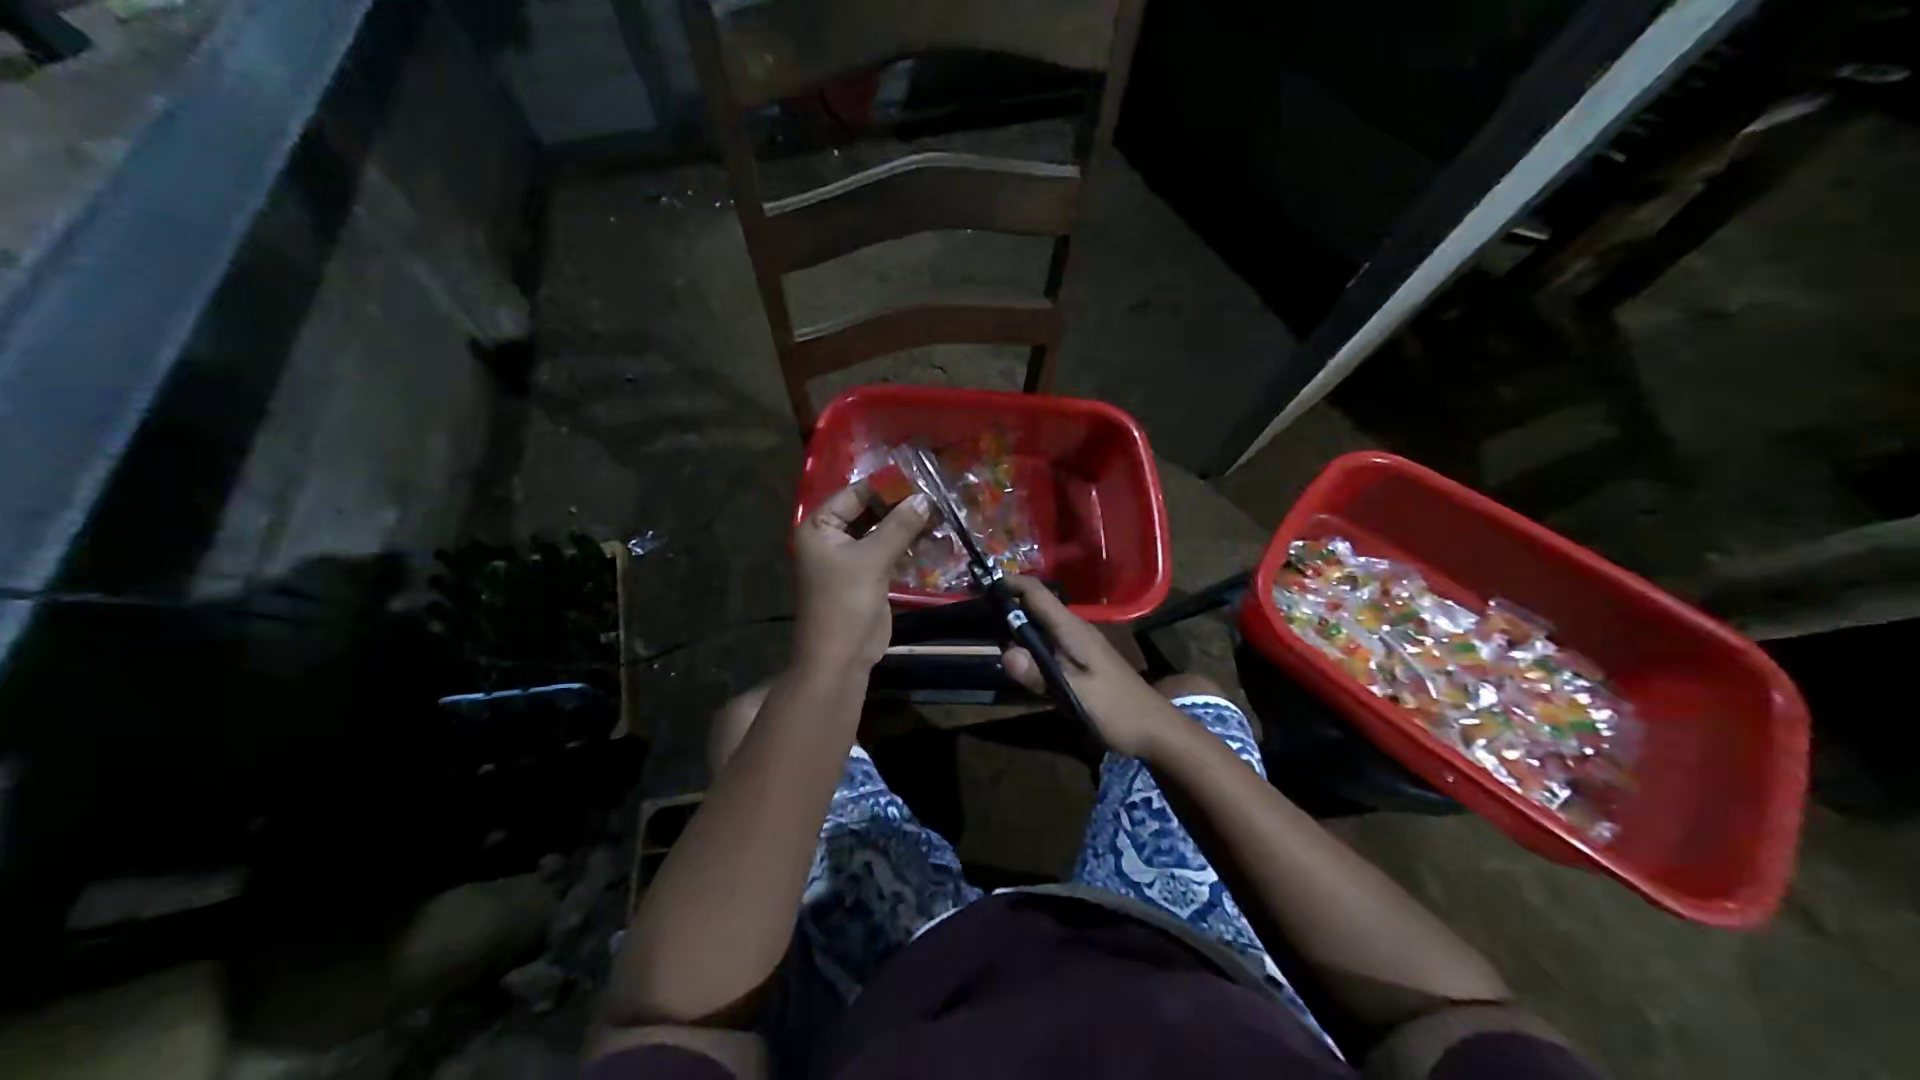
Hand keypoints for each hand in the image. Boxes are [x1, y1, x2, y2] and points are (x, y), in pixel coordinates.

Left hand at [792, 483, 930, 671]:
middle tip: (937, 494)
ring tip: (942, 513)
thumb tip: (925, 497)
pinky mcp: (868, 575)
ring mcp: (850, 557)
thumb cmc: (846, 602)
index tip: (921, 477)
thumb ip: (898, 526)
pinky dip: (909, 545)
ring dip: (909, 525)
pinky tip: (935, 536)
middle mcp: (832, 537)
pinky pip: (889, 551)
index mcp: (819, 527)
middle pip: (870, 511)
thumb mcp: (872, 560)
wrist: (841, 657)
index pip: (855, 494)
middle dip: (901, 506)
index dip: (887, 486)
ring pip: (882, 531)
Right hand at [998, 576, 1176, 757]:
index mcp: (1072, 629)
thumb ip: (1039, 674)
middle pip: (1036, 606)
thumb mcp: (1074, 693)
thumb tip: (1006, 653)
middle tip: (977, 619)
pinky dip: (1030, 646)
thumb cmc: (1115, 709)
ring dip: (1018, 628)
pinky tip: (1021, 663)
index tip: (980, 588)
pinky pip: (1049, 642)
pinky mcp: (1082, 660)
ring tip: (992, 640)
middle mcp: (1074, 629)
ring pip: (1041, 625)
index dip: (1008, 584)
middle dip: (1007, 607)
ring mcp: (1080, 644)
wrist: (1155, 729)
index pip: (1035, 592)